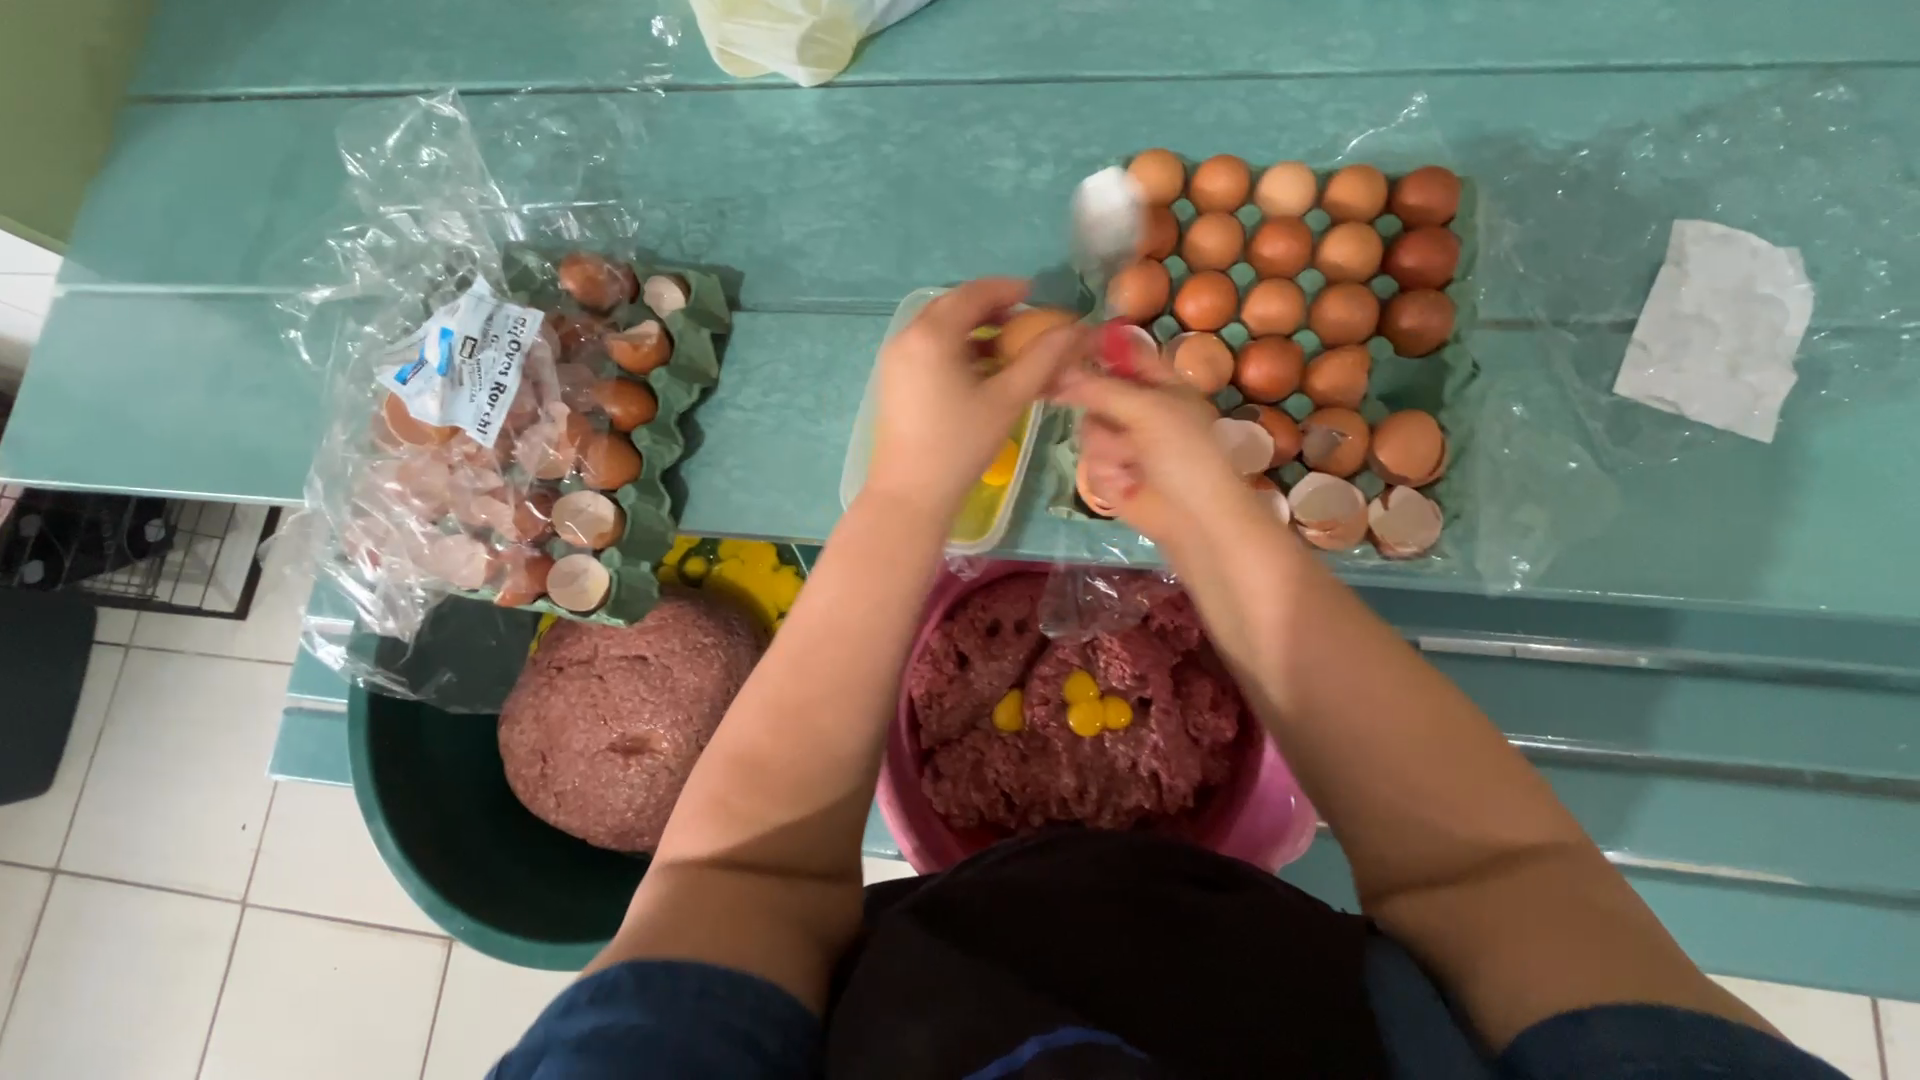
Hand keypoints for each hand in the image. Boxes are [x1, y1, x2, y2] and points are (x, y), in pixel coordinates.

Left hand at [867, 278, 1090, 517]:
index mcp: (932, 334)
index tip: (1035, 294)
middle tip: (1022, 319)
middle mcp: (907, 337)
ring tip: (1005, 347)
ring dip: (972, 328)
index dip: (1007, 289)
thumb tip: (1075, 329)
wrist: (911, 493)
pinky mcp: (893, 380)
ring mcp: (894, 359)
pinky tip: (979, 371)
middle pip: (952, 306)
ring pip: (937, 328)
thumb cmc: (961, 444)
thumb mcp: (1008, 399)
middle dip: (989, 306)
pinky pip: (927, 348)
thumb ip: (1042, 359)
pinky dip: (954, 347)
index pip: (973, 293)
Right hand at [1052, 348, 1269, 553]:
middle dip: (1094, 406)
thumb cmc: (1185, 455)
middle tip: (1067, 399)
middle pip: (1096, 392)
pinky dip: (1105, 472)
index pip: (1125, 355)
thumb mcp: (1148, 409)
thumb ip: (1102, 388)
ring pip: (1088, 429)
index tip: (1066, 348)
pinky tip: (1126, 483)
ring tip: (1128, 462)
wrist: (1194, 518)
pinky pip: (1090, 460)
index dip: (1098, 349)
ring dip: (1105, 447)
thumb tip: (1059, 372)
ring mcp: (1125, 443)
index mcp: (1162, 385)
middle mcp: (1141, 410)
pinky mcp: (1112, 473)